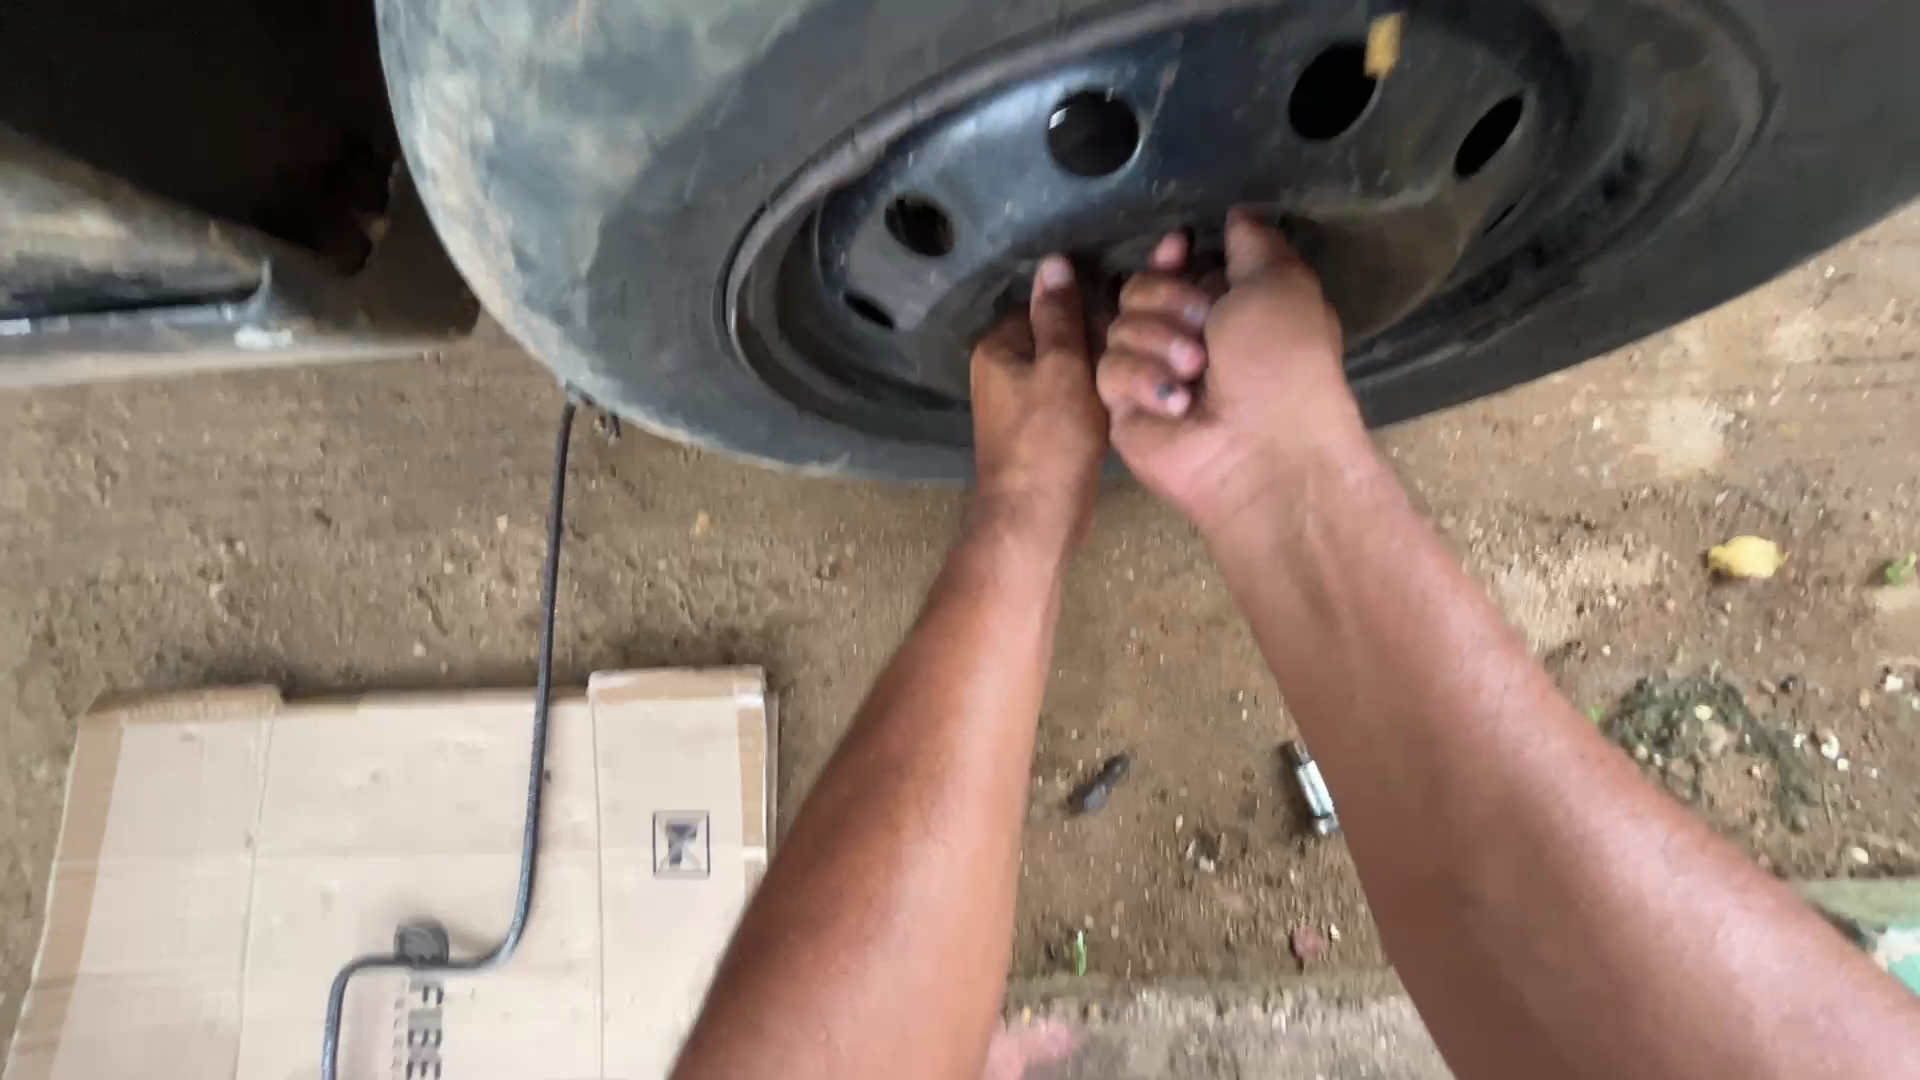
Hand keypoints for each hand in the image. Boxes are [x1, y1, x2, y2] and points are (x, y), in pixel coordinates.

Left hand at [969, 256, 1108, 552]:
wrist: (1035, 516)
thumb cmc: (1050, 439)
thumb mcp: (1062, 367)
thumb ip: (1061, 315)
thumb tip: (1053, 262)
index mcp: (997, 347)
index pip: (1046, 305)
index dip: (1088, 308)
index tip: (1127, 320)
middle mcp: (998, 371)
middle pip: (1056, 337)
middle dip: (1094, 342)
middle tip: (1137, 350)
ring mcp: (1014, 404)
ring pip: (1063, 369)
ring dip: (1096, 372)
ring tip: (1135, 373)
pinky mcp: (1034, 431)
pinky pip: (1065, 399)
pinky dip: (1089, 398)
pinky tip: (1116, 403)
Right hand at [1097, 210, 1375, 534]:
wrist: (1258, 448)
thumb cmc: (1280, 363)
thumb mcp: (1280, 284)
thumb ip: (1253, 242)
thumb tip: (1235, 214)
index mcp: (1221, 306)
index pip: (1171, 265)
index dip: (1167, 256)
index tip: (1177, 249)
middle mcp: (1181, 336)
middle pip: (1135, 288)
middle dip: (1168, 301)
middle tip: (1205, 332)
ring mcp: (1148, 373)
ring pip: (1118, 326)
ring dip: (1160, 343)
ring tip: (1195, 375)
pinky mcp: (1120, 408)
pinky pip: (1108, 369)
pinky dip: (1143, 381)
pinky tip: (1176, 406)